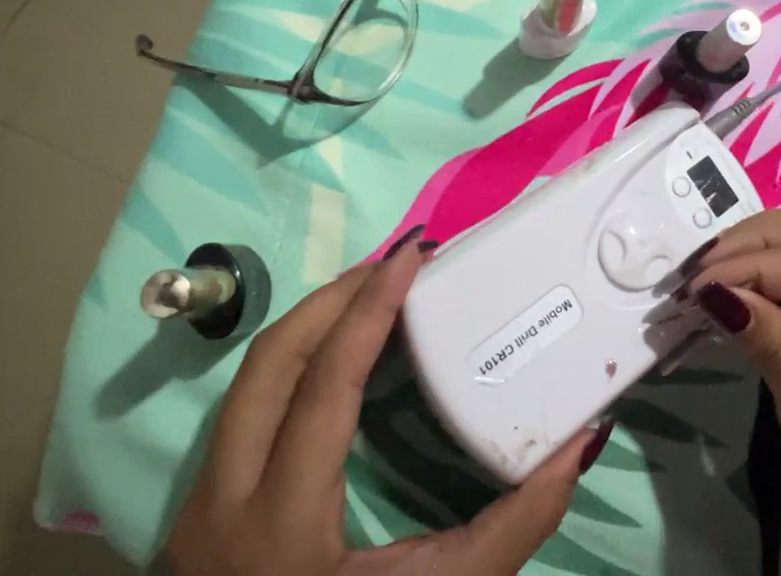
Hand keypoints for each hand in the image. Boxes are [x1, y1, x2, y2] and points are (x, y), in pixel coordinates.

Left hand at [165, 232, 612, 574]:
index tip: (411, 255)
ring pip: (249, 377)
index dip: (369, 310)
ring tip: (375, 293)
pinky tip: (341, 353)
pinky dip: (297, 359)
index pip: (324, 383)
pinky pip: (247, 403)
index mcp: (279, 520)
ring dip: (313, 322)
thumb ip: (517, 524)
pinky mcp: (203, 504)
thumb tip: (578, 445)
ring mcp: (202, 500)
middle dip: (335, 297)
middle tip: (398, 265)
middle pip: (271, 359)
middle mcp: (222, 498)